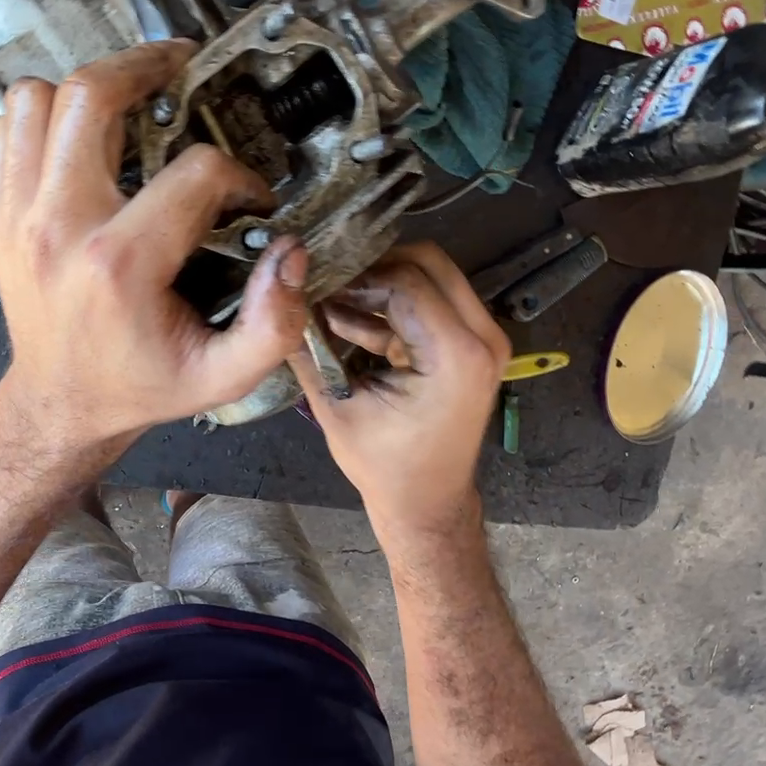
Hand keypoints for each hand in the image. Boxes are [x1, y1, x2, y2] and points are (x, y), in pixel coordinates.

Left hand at [0, 40, 310, 458]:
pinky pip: (10, 127)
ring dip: (88, 89)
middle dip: (148, 68)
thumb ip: (273, 324)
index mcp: (119, 266)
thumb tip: (289, 252)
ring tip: (129, 103)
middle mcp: (59, 226)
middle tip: (183, 69)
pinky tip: (83, 136)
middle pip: (92, 98)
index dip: (237, 177)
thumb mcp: (223, 376)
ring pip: (38, 98)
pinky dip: (46, 115)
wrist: (59, 404)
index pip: (193, 174)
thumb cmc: (140, 385)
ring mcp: (17, 214)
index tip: (247, 198)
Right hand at [290, 243, 509, 532]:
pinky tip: (347, 322)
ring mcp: (484, 338)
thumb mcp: (336, 407)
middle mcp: (482, 337)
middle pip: (428, 263)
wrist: (427, 502)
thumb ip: (310, 349)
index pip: (404, 282)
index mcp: (455, 355)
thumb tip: (282, 301)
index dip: (356, 277)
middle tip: (329, 285)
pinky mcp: (472, 344)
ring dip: (381, 285)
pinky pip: (432, 301)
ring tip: (332, 303)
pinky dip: (391, 305)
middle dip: (373, 268)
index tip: (317, 286)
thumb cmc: (384, 465)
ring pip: (432, 276)